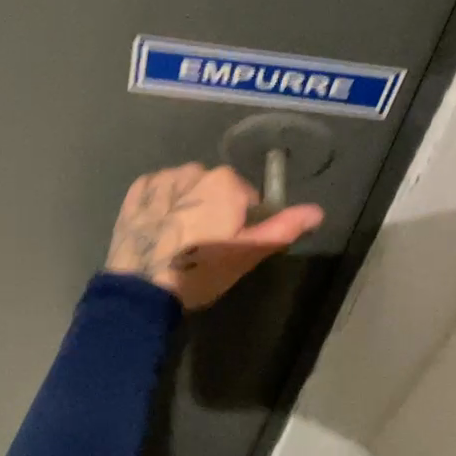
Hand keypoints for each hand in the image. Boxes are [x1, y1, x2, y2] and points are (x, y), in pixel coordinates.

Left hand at [104, 162, 323, 308]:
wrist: (141, 286)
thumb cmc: (200, 271)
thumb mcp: (246, 254)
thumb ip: (281, 228)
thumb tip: (317, 211)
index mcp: (226, 182)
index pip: (245, 197)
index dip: (241, 223)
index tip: (228, 246)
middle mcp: (196, 169)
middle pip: (215, 189)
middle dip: (214, 211)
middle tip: (203, 247)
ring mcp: (164, 176)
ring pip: (187, 189)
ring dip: (188, 206)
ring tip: (179, 242)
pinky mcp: (138, 187)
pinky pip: (160, 192)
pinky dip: (162, 206)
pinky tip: (158, 232)